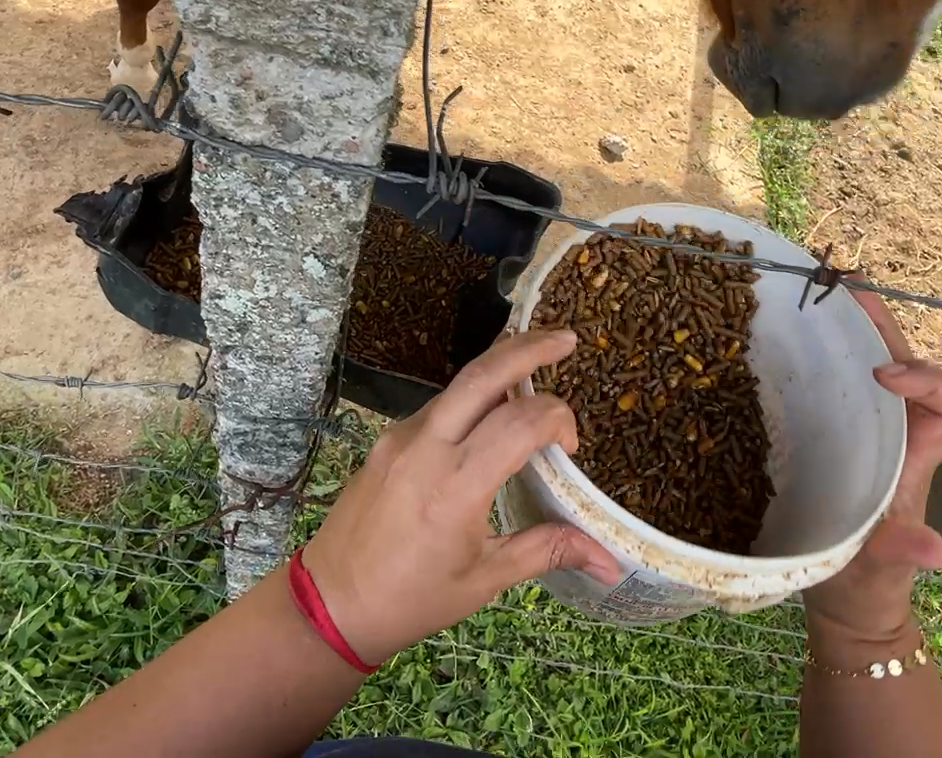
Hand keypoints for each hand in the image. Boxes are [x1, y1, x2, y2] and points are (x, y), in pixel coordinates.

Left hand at [299, 330, 623, 663]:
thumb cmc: (413, 598)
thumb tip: (611, 561)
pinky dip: (473, 398)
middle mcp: (427, 447)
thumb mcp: (484, 579)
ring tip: (535, 366)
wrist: (330, 602)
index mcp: (456, 487)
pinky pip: (439, 405)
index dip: (557, 420)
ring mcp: (402, 435)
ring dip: (500, 369)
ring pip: (459, 385)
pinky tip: (490, 414)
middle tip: (567, 339)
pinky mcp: (388, 437)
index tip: (570, 448)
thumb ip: (547, 550)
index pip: (520, 422)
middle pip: (483, 375)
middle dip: (529, 348)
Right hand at [802, 285, 941, 643]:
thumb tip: (936, 549)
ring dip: (850, 332)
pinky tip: (782, 338)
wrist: (841, 596)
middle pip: (902, 369)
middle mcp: (893, 437)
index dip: (925, 380)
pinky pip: (830, 387)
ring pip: (865, 371)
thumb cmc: (866, 584)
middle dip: (882, 329)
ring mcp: (860, 434)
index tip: (881, 373)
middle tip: (847, 288)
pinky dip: (816, 356)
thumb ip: (901, 554)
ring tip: (817, 294)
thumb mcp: (879, 570)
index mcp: (915, 460)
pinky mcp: (826, 435)